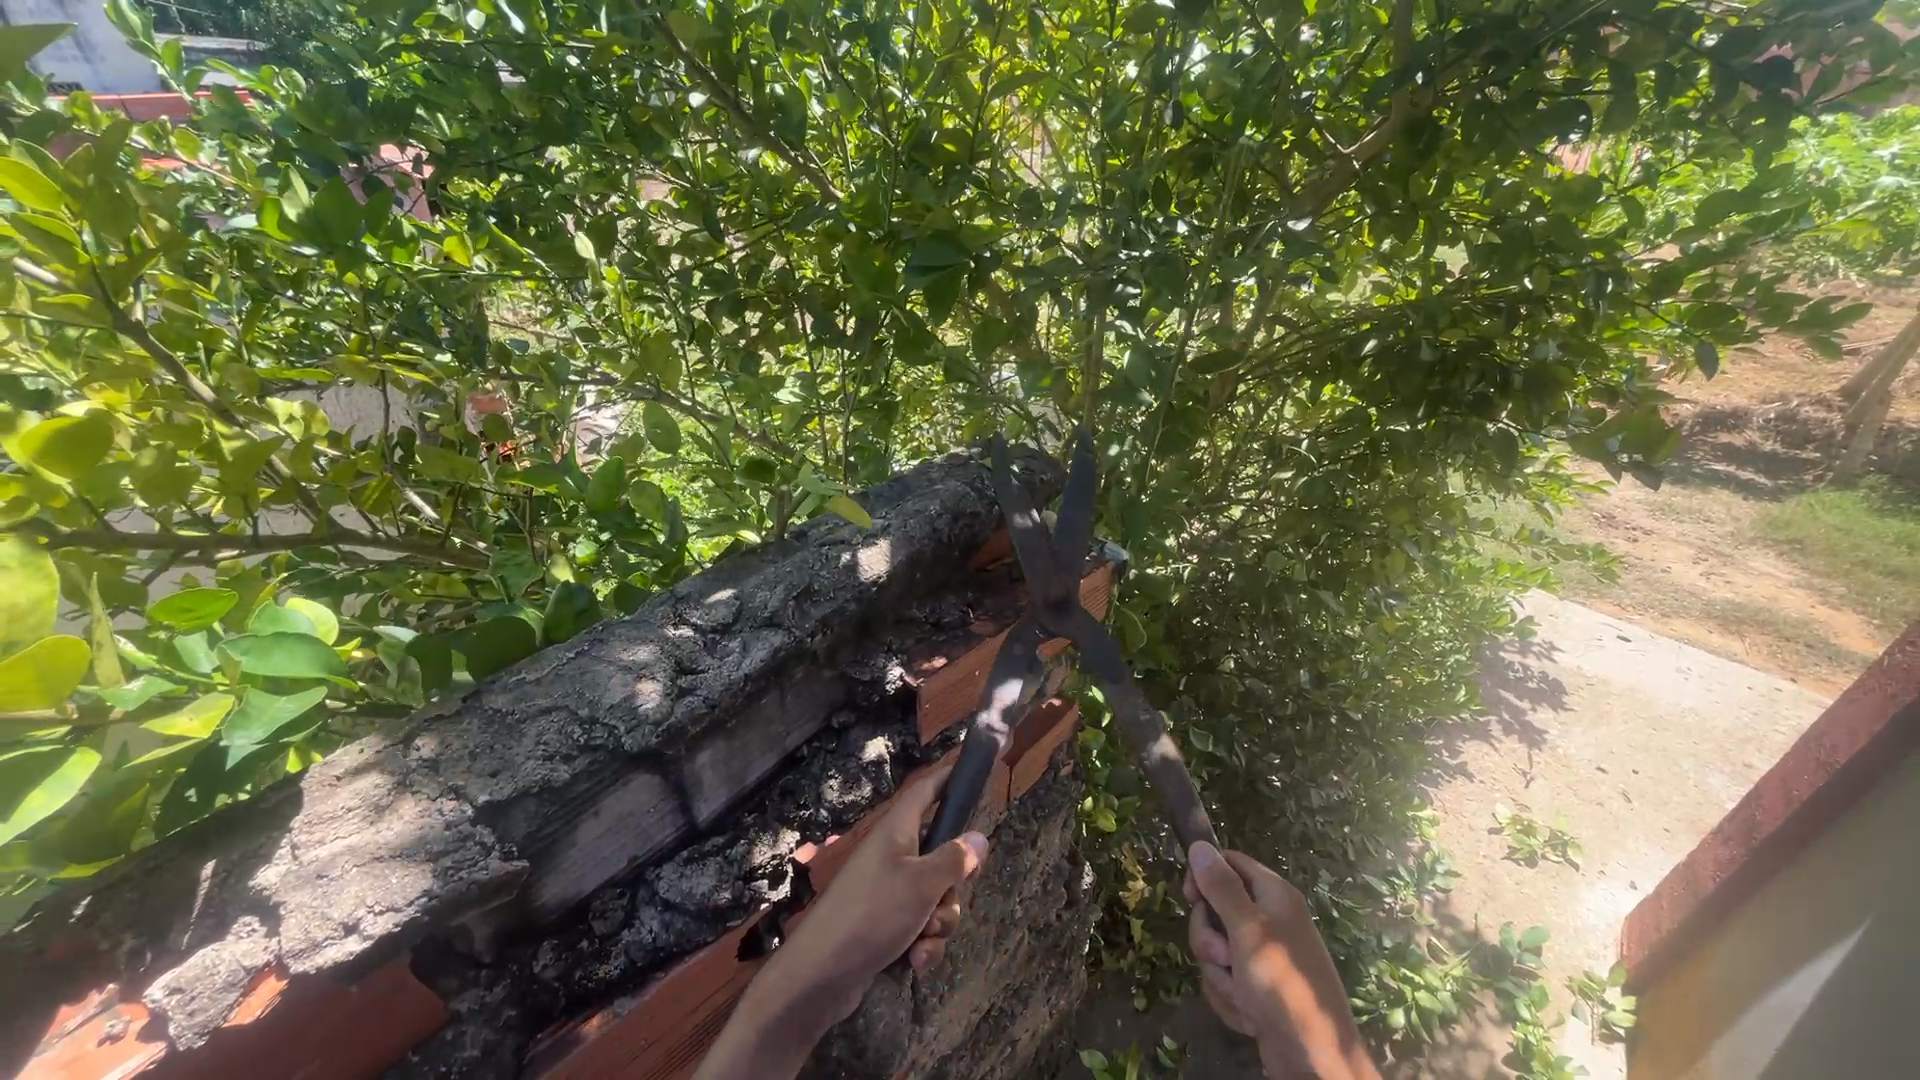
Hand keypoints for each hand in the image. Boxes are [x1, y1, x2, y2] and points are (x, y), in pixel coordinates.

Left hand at [695, 764, 987, 1079]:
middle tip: (944, 902)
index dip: (948, 778)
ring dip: (938, 923)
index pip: (925, 791)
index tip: (971, 769)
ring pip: (934, 897)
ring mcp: (887, 891)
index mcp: (896, 831)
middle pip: (940, 855)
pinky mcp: (884, 925)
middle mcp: (891, 855)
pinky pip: (919, 927)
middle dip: (952, 887)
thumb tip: (979, 837)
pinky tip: (914, 962)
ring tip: (923, 940)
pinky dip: (922, 945)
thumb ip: (955, 860)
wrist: (820, 974)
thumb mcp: (923, 883)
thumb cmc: (873, 913)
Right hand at [1185, 842, 1379, 1079]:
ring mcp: (1262, 956)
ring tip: (1242, 995)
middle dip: (1209, 939)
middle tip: (1225, 958)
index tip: (1190, 898)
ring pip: (1215, 949)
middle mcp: (1268, 920)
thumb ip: (1221, 887)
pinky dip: (1230, 998)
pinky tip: (1248, 1015)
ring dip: (1219, 975)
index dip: (1204, 876)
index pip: (1228, 863)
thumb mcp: (1248, 930)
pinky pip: (1224, 979)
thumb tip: (1200, 844)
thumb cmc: (1283, 985)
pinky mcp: (1256, 987)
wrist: (1313, 1058)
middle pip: (1214, 909)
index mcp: (1273, 895)